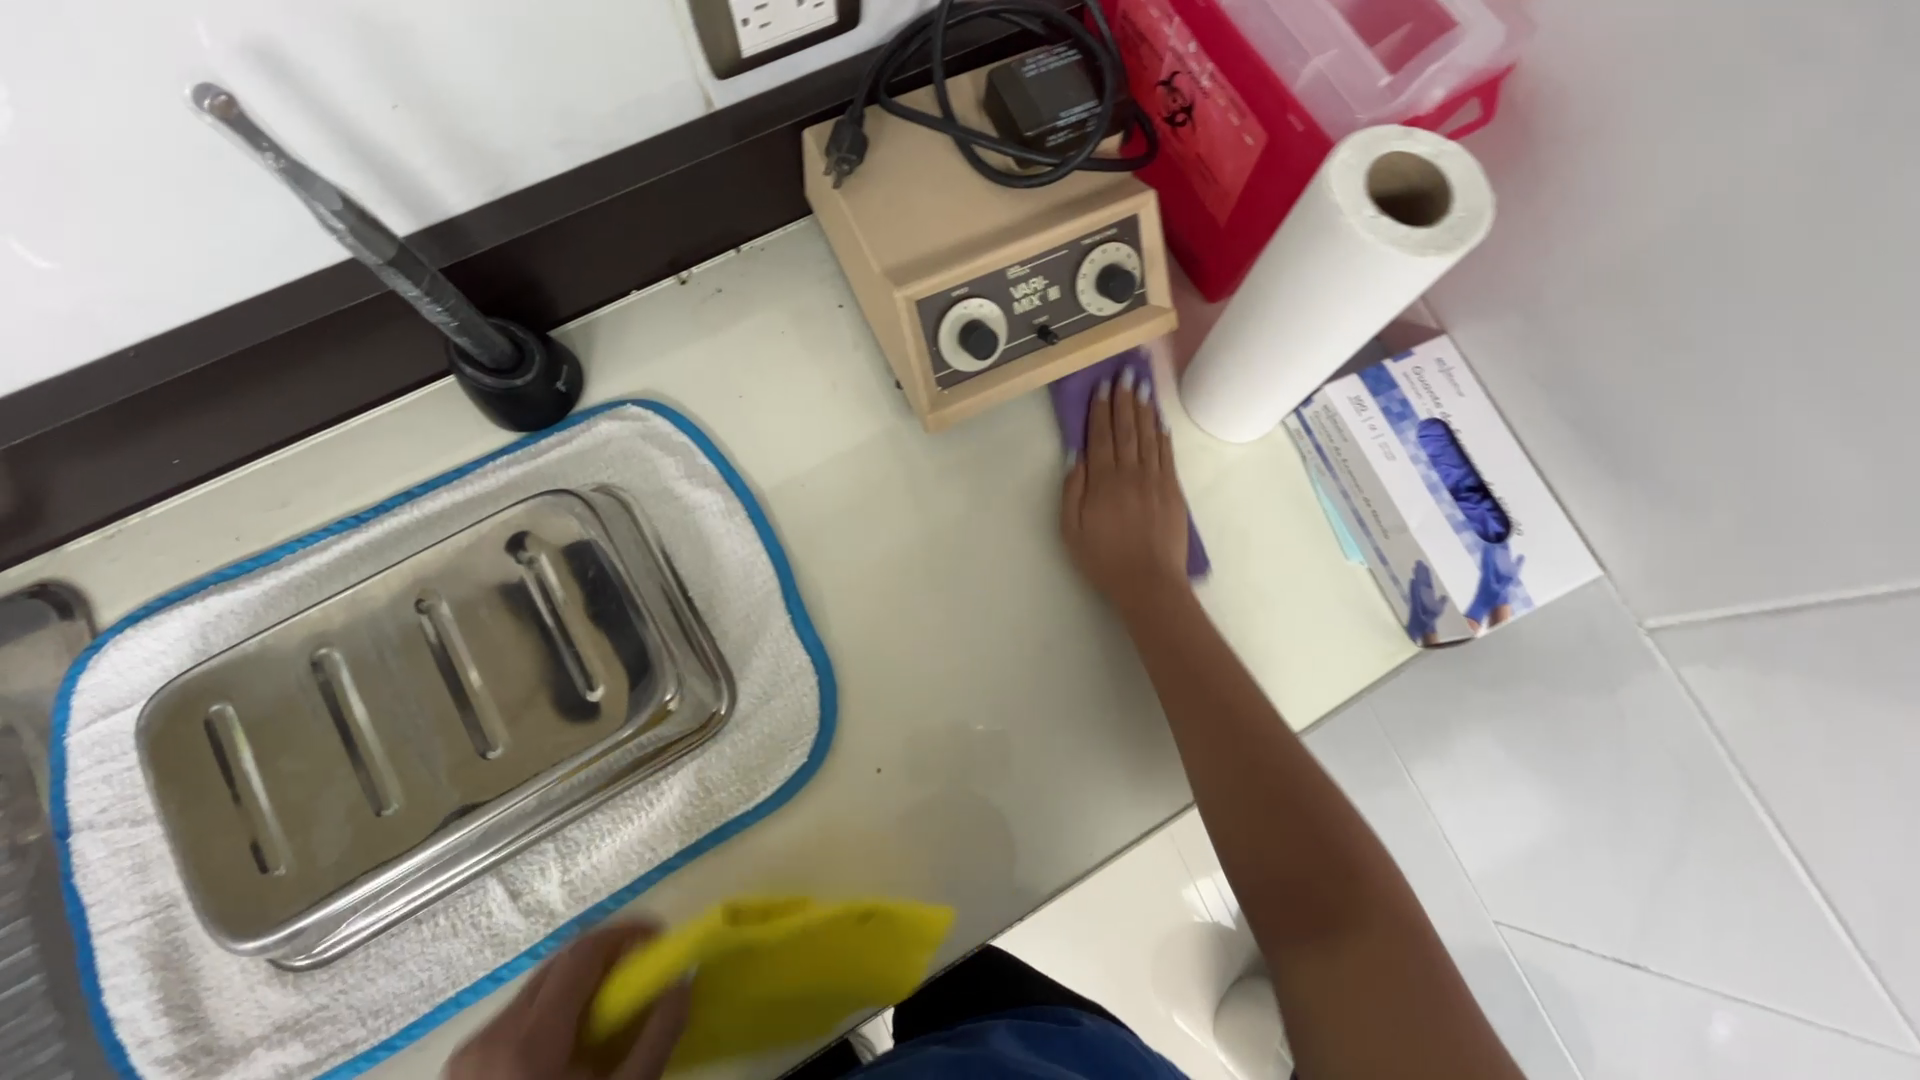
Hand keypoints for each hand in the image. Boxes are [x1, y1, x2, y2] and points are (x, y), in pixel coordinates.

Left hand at [446, 922, 689, 1079]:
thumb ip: (657, 1036)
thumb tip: (682, 980)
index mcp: (528, 1041)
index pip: (580, 956)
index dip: (624, 935)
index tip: (659, 936)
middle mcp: (489, 1034)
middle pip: (556, 967)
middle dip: (604, 958)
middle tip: (645, 969)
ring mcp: (466, 1055)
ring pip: (534, 991)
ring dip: (578, 985)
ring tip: (614, 1007)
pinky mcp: (460, 1071)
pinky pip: (515, 1020)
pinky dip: (552, 1014)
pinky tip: (575, 1042)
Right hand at [1061, 365, 1190, 615]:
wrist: (1148, 582)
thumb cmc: (1103, 559)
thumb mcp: (1071, 529)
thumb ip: (1072, 489)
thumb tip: (1075, 454)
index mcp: (1103, 481)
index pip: (1101, 436)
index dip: (1101, 409)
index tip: (1102, 386)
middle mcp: (1130, 473)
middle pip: (1126, 429)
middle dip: (1124, 399)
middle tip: (1125, 372)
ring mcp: (1155, 480)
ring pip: (1149, 436)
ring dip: (1144, 409)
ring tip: (1142, 385)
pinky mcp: (1172, 491)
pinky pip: (1166, 454)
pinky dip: (1162, 434)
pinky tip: (1159, 420)